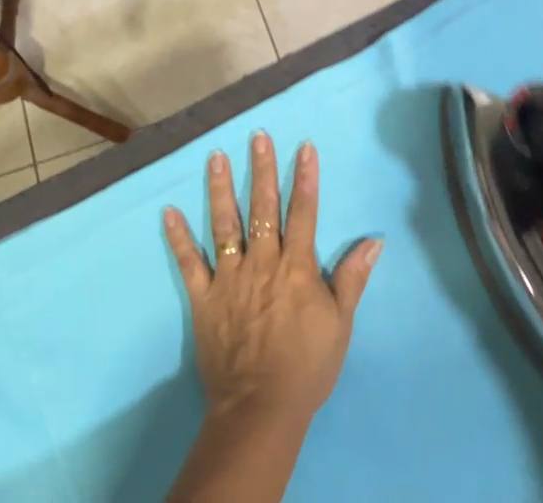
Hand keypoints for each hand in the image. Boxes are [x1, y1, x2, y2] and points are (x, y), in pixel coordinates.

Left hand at [163, 133, 382, 427]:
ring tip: (214, 157)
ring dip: (219, 190)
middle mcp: (262, 263)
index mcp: (297, 268)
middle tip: (257, 136)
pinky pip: (189, 263)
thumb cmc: (307, 366)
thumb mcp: (341, 323)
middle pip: (262, 209)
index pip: (304, 213)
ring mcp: (229, 279)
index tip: (303, 147)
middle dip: (261, 170)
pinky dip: (178, 238)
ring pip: (224, 225)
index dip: (305, 178)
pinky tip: (168, 212)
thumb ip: (352, 278)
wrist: (261, 407)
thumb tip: (374, 240)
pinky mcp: (204, 299)